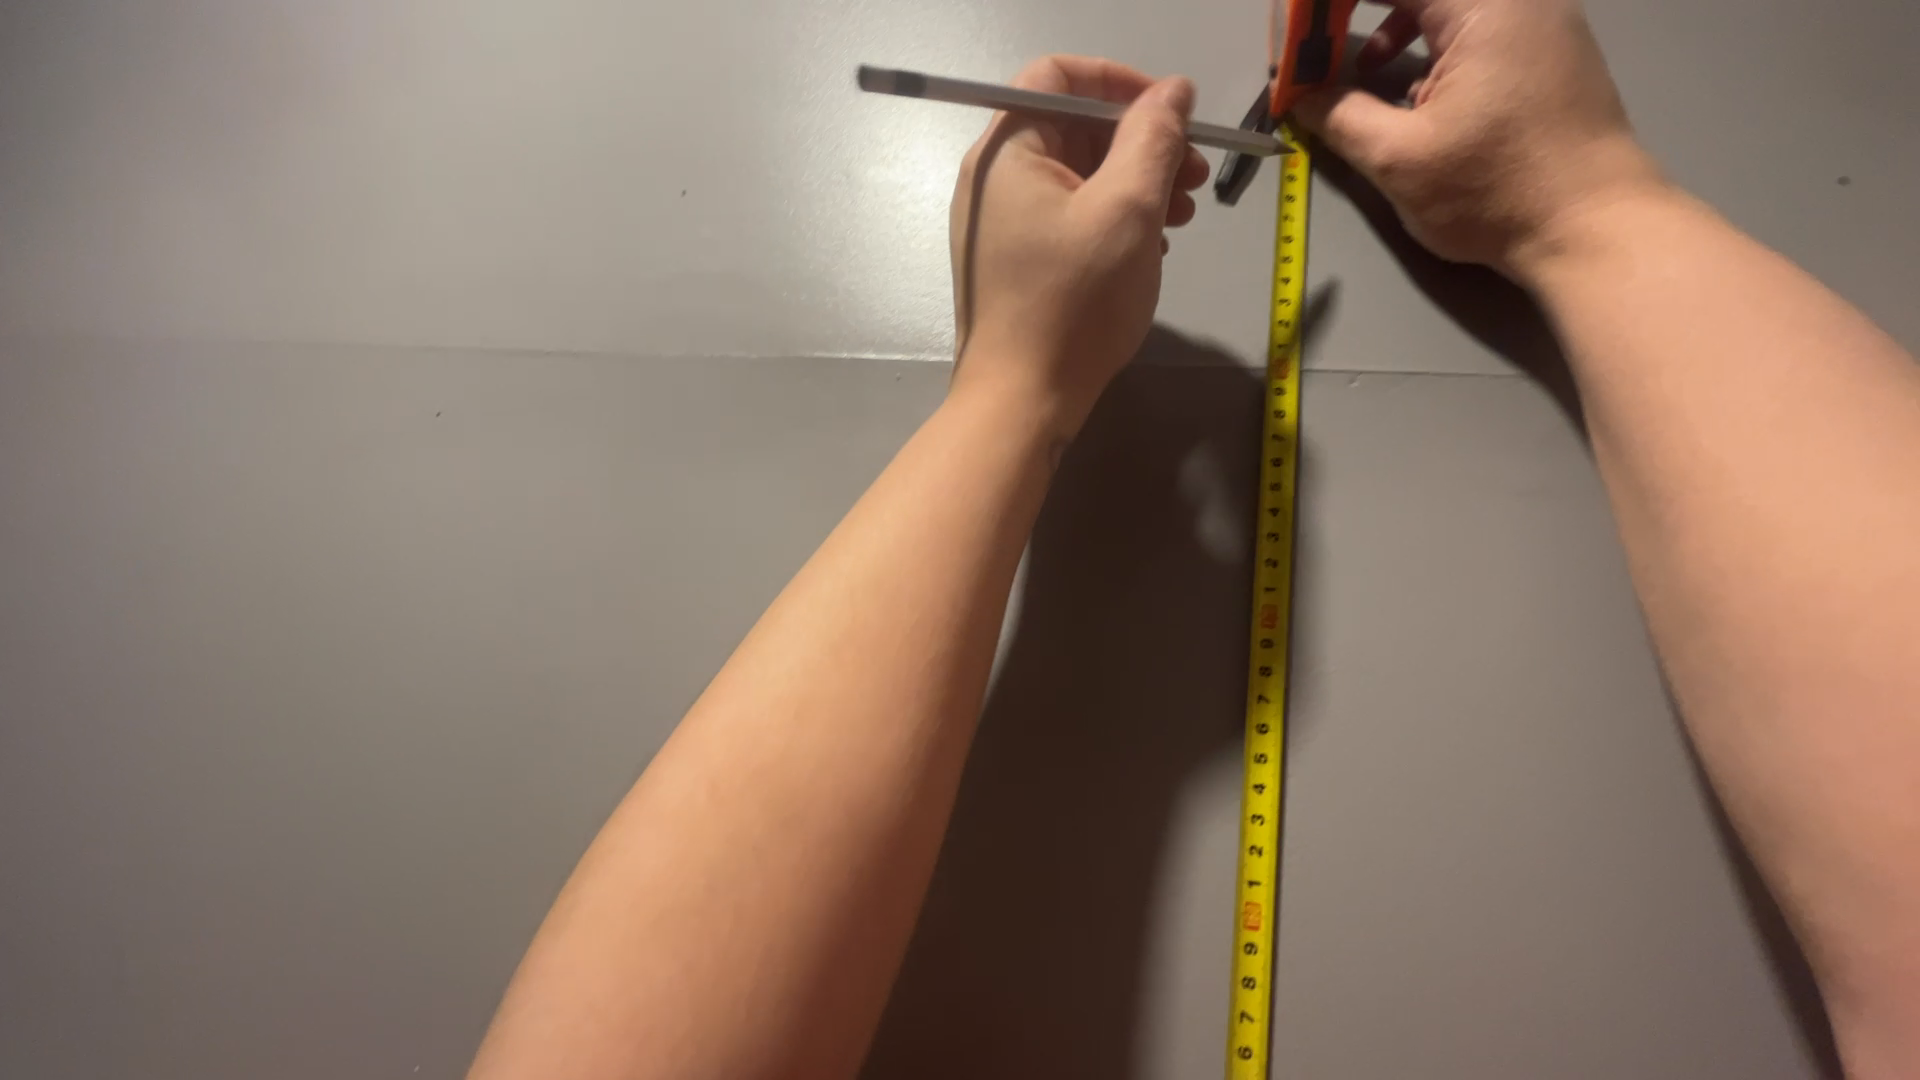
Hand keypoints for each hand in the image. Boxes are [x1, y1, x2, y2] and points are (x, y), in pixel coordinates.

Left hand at [948, 56, 1209, 436]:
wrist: (1022, 402)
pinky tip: (1147, 252)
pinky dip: (1110, 225)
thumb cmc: (1074, 303)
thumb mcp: (1129, 209)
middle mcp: (992, 183)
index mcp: (1006, 152)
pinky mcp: (1014, 267)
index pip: (1059, 76)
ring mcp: (1000, 229)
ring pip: (1076, 180)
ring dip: (1134, 188)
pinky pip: (1067, 223)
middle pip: (1072, 129)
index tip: (1175, 112)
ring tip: (1180, 219)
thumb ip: (1154, 136)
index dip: (1122, 81)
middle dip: (1140, 144)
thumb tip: (1172, 91)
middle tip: (1193, 176)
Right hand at [1294, 0, 1666, 276]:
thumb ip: (1340, 115)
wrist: (1585, 224)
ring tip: (1360, 71)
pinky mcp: (1543, 53)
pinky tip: (1411, 92)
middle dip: (1363, 10)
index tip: (1300, 28)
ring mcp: (1538, 23)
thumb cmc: (1490, 189)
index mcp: (1486, 6)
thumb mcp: (1397, 158)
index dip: (1335, 1)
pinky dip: (1429, 44)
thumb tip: (1298, 95)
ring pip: (1450, 6)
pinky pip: (1475, 26)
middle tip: (1317, 43)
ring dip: (1395, 25)